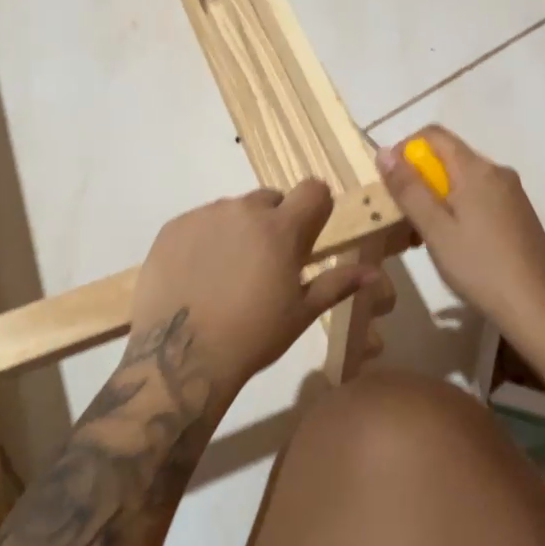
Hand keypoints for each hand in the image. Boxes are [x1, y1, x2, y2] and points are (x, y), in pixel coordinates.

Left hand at [130, 180, 377, 383]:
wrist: (181, 356)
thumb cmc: (253, 336)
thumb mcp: (301, 314)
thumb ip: (337, 284)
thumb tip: (373, 273)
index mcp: (281, 228)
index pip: (313, 189)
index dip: (316, 207)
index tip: (310, 234)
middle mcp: (242, 211)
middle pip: (270, 198)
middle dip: (276, 221)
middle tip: (268, 262)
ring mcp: (203, 216)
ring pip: (233, 210)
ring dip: (239, 229)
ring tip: (230, 272)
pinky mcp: (171, 228)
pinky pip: (199, 222)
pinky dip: (206, 239)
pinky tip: (200, 275)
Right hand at [376, 126, 544, 330]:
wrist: (537, 305)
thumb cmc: (480, 267)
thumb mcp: (435, 230)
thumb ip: (409, 189)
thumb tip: (385, 152)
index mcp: (477, 169)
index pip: (433, 135)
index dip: (405, 150)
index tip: (391, 183)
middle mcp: (498, 172)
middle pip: (449, 158)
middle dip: (420, 180)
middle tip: (404, 218)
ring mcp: (512, 193)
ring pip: (464, 181)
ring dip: (438, 199)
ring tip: (425, 237)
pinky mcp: (519, 214)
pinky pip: (480, 198)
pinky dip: (459, 210)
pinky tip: (454, 244)